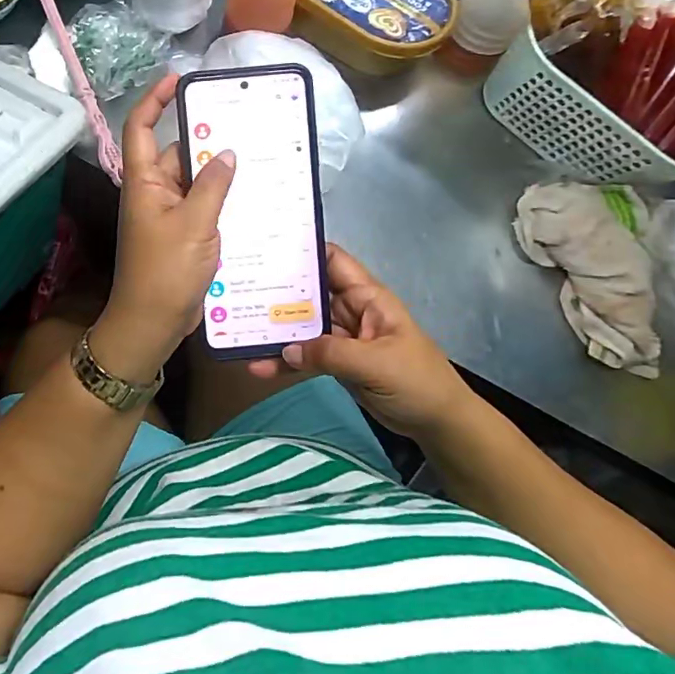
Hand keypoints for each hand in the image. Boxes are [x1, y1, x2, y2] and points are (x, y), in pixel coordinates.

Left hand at [94, 74, 235, 380]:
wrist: (153, 323)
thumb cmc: (165, 271)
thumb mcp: (194, 224)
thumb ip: (213, 185)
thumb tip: (227, 152)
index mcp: (145, 182)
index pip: (142, 128)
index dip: (156, 100)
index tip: (179, 79)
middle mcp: (155, 192)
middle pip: (180, 154)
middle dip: (208, 141)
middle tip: (246, 125)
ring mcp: (171, 214)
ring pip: (197, 181)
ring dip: (221, 174)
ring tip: (259, 157)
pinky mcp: (185, 234)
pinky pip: (205, 206)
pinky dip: (224, 200)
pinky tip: (253, 196)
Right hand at [248, 244, 478, 438]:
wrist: (437, 421)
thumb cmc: (417, 380)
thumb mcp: (376, 363)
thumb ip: (331, 354)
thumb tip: (286, 350)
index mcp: (367, 297)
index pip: (333, 261)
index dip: (304, 253)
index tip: (267, 252)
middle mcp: (352, 310)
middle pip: (310, 294)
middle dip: (278, 293)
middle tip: (237, 292)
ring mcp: (344, 337)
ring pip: (304, 327)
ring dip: (277, 332)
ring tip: (240, 334)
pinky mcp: (338, 362)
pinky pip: (307, 355)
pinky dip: (286, 361)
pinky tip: (260, 368)